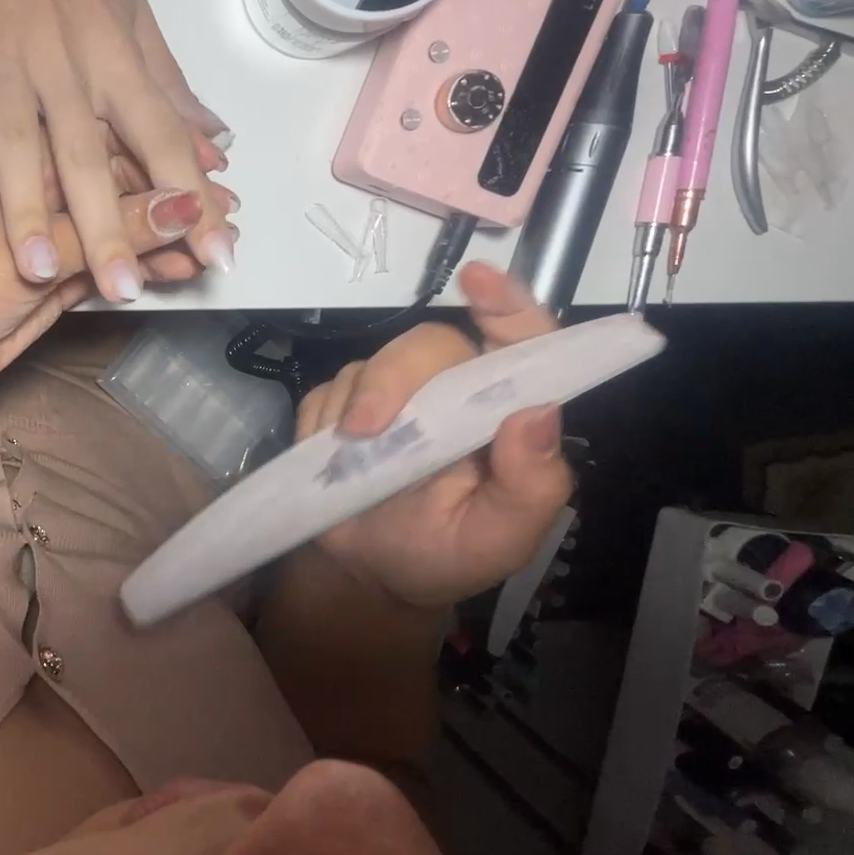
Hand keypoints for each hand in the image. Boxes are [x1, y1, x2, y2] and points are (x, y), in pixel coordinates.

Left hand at [0, 155, 231, 393]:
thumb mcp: (38, 244)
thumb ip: (110, 227)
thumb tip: (184, 207)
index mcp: (29, 155)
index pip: (110, 142)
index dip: (164, 157)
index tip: (214, 171)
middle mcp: (46, 187)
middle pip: (125, 186)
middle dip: (177, 201)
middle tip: (227, 216)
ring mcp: (55, 234)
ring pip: (123, 228)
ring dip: (167, 239)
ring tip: (216, 249)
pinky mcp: (60, 276)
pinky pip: (113, 265)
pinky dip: (145, 269)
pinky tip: (180, 270)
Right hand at [293, 263, 574, 609]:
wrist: (365, 573)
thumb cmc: (443, 556)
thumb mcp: (499, 538)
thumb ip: (530, 484)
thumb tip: (534, 413)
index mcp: (503, 416)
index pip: (521, 344)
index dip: (508, 305)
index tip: (477, 282)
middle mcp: (453, 393)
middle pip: (428, 346)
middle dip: (391, 380)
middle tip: (363, 431)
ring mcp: (393, 396)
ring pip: (368, 366)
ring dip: (350, 413)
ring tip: (350, 466)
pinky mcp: (339, 404)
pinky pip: (324, 392)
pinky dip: (319, 424)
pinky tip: (329, 457)